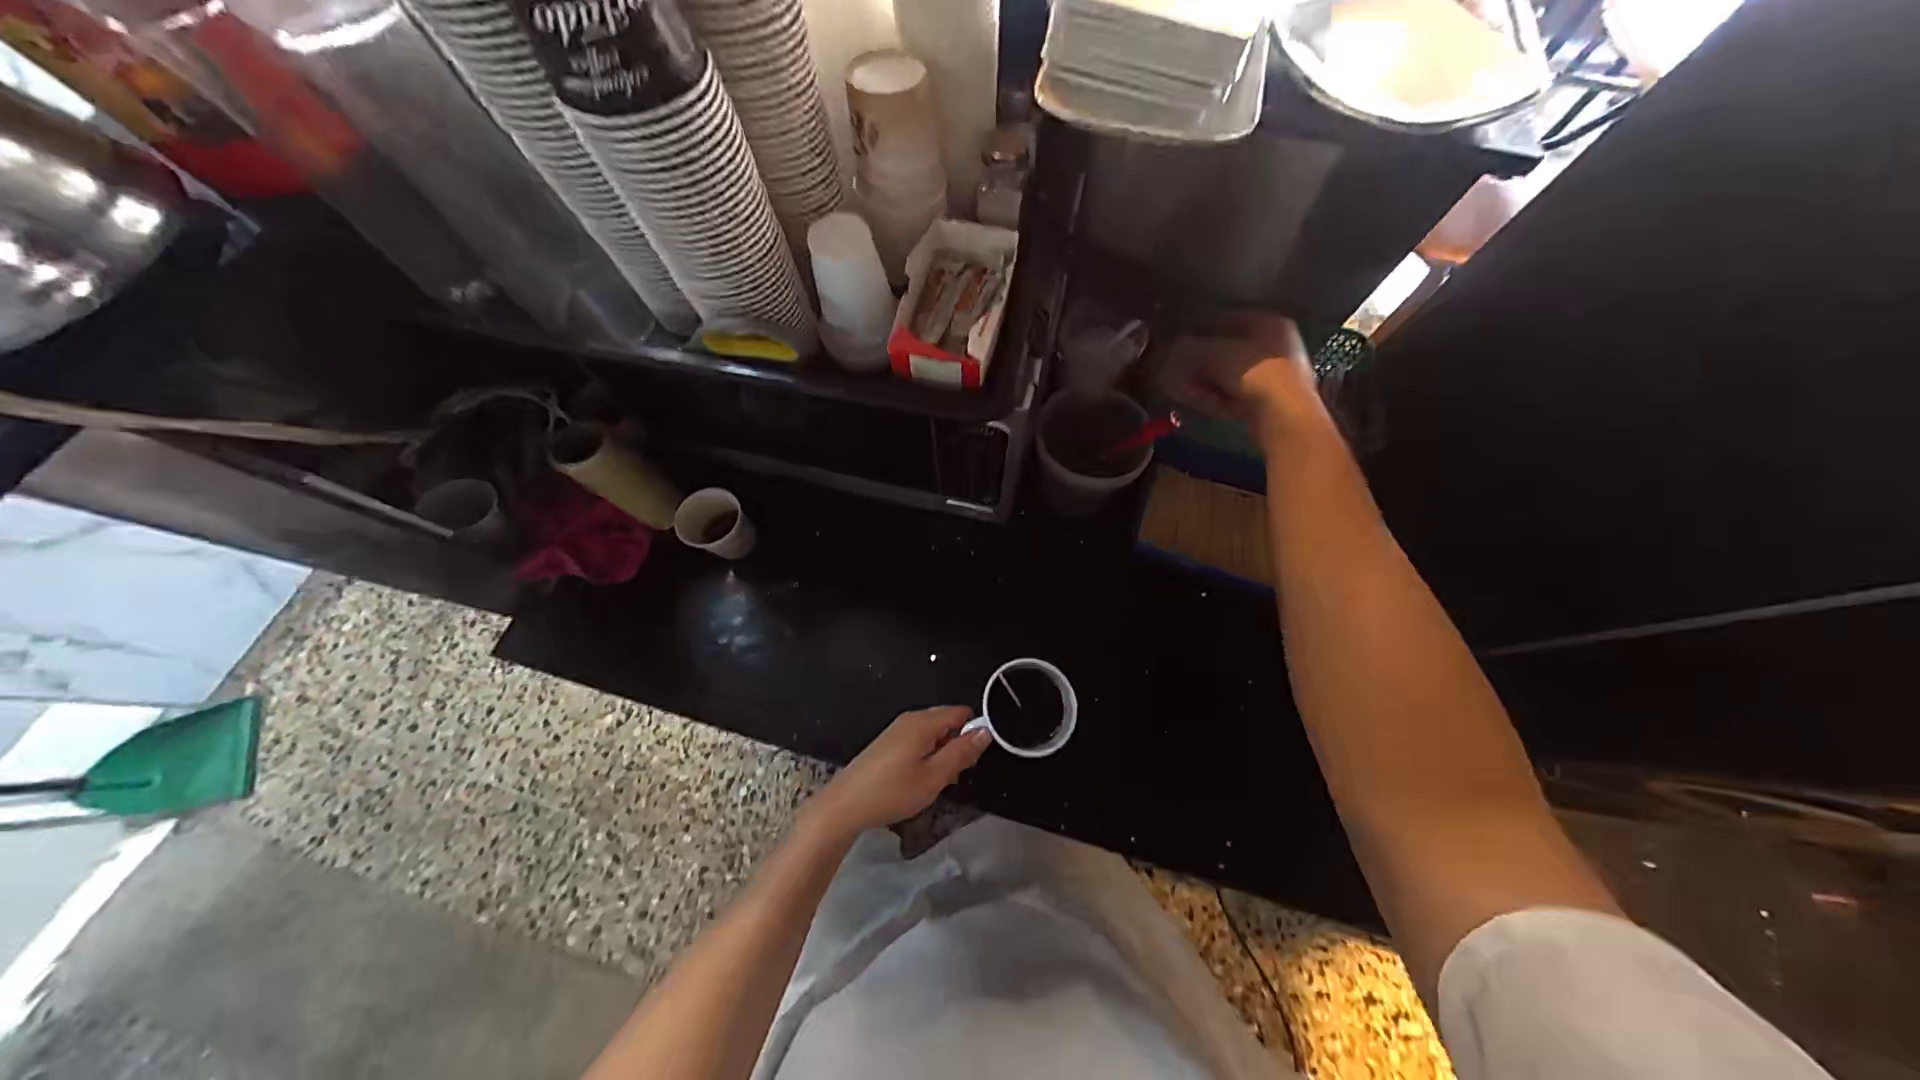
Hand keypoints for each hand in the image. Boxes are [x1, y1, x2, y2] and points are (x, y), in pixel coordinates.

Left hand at [799, 707, 990, 840]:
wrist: (845, 805)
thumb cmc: (891, 792)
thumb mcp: (934, 777)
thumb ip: (962, 753)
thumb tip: (984, 732)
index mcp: (923, 723)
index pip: (961, 712)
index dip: (973, 732)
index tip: (971, 760)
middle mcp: (910, 720)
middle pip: (947, 721)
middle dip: (957, 745)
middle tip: (952, 775)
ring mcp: (897, 730)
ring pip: (933, 734)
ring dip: (941, 754)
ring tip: (934, 782)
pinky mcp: (888, 743)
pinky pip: (918, 742)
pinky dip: (925, 757)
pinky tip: (918, 781)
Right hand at [1161, 311, 1326, 442]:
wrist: (1284, 414)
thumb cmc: (1253, 373)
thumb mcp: (1215, 355)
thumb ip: (1192, 349)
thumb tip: (1174, 347)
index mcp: (1270, 323)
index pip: (1230, 319)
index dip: (1203, 331)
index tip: (1183, 344)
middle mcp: (1278, 345)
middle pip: (1229, 352)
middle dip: (1202, 365)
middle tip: (1182, 374)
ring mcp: (1277, 375)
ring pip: (1231, 376)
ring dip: (1208, 385)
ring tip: (1190, 393)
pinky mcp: (1272, 401)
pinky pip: (1239, 395)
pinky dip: (1221, 399)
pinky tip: (1207, 406)